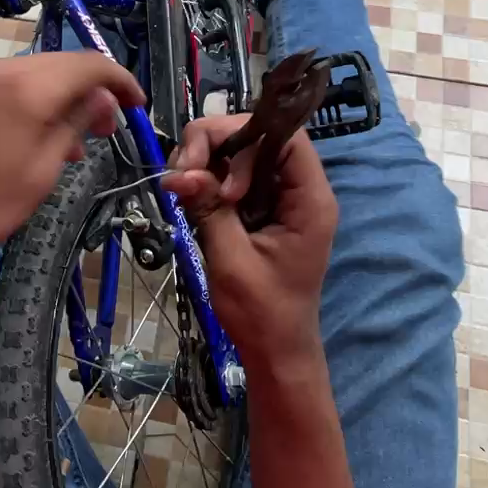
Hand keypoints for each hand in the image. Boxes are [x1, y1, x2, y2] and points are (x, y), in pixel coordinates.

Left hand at [0, 52, 144, 312]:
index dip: (120, 81)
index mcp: (25, 85)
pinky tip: (39, 136)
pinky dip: (32, 101)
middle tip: (107, 130)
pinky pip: (6, 85)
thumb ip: (75, 125)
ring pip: (34, 73)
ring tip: (76, 141)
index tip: (138, 106)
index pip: (89, 64)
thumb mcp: (42, 171)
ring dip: (62, 96)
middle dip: (91, 90)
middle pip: (61, 64)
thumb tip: (102, 100)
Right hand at [163, 116, 337, 370]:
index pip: (285, 137)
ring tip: (180, 184)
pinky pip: (234, 175)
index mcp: (309, 199)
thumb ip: (209, 208)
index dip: (243, 137)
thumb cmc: (262, 313)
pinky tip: (188, 191)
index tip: (210, 167)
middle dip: (215, 145)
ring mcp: (279, 197)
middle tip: (182, 173)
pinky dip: (208, 176)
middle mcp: (299, 190)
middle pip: (258, 137)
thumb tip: (177, 172)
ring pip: (241, 152)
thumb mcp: (231, 259)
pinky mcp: (261, 207)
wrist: (275, 351)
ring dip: (206, 159)